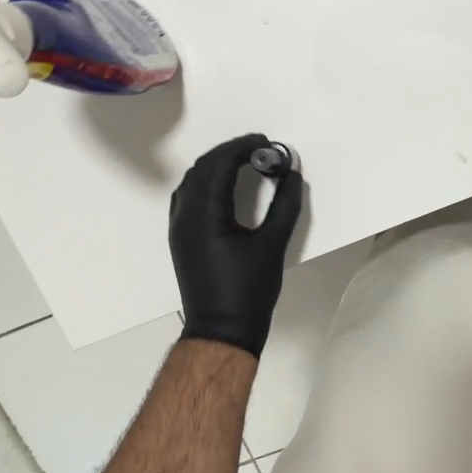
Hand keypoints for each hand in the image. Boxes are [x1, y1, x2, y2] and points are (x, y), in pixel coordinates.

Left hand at [169, 134, 303, 356]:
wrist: (222, 329)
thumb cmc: (248, 291)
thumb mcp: (273, 246)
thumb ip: (285, 206)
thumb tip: (292, 175)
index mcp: (205, 214)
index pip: (220, 165)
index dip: (243, 147)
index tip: (267, 143)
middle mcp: (185, 214)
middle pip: (202, 168)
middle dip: (229, 152)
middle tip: (260, 150)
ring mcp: (179, 227)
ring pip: (192, 181)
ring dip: (216, 166)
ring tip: (246, 163)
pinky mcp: (181, 238)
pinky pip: (188, 197)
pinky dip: (207, 183)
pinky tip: (226, 187)